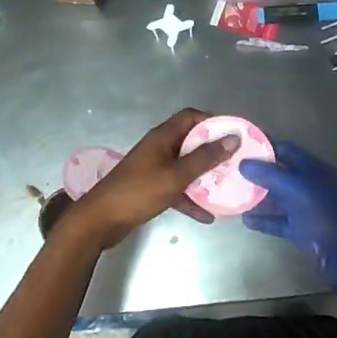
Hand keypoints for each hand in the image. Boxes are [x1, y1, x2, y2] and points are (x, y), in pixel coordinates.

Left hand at [65, 109, 237, 247]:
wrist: (100, 220)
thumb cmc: (138, 192)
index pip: (191, 117)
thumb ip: (205, 158)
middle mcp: (159, 148)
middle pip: (191, 142)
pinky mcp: (151, 189)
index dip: (213, 121)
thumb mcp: (176, 175)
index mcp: (162, 137)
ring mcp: (154, 169)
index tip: (234, 134)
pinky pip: (177, 189)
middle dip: (214, 151)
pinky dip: (191, 199)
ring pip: (186, 167)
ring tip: (228, 187)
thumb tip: (233, 138)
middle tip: (236, 162)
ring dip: (204, 177)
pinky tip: (208, 215)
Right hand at [240, 140, 336, 312]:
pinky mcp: (304, 231)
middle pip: (281, 173)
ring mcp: (307, 209)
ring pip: (279, 198)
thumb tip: (244, 163)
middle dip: (257, 172)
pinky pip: (280, 222)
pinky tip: (245, 220)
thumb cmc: (326, 215)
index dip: (265, 145)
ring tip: (233, 193)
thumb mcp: (298, 190)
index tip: (240, 145)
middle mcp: (310, 186)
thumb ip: (272, 175)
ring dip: (258, 196)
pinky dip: (264, 220)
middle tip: (230, 170)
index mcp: (313, 169)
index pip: (286, 149)